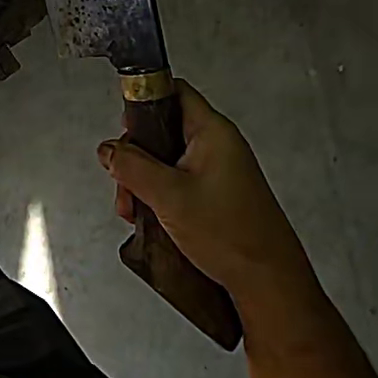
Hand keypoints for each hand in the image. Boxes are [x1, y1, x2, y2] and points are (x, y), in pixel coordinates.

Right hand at [99, 81, 306, 293]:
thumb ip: (132, 166)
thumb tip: (108, 150)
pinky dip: (156, 195)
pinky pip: (174, 181)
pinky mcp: (213, 194)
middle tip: (125, 180)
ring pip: (163, 159)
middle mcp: (216, 146)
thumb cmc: (234, 238)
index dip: (145, 100)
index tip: (124, 125)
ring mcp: (215, 171)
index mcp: (212, 132)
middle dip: (135, 155)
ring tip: (136, 208)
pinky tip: (150, 218)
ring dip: (141, 180)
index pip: (173, 91)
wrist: (269, 286)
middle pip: (161, 129)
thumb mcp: (169, 196)